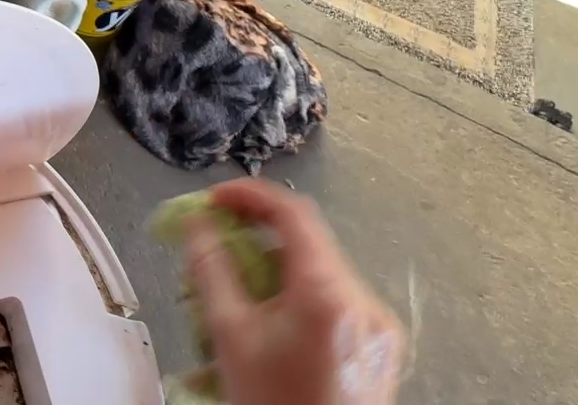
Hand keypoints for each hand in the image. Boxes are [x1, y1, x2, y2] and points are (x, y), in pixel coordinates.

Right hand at [182, 179, 405, 404]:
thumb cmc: (273, 401)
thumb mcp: (228, 333)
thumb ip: (209, 266)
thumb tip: (197, 221)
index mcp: (328, 292)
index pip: (291, 212)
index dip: (247, 193)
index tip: (211, 199)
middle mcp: (364, 299)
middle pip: (305, 237)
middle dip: (255, 228)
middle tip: (215, 234)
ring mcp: (379, 324)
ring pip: (318, 265)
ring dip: (273, 257)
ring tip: (235, 275)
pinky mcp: (381, 345)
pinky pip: (332, 293)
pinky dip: (295, 284)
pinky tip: (268, 307)